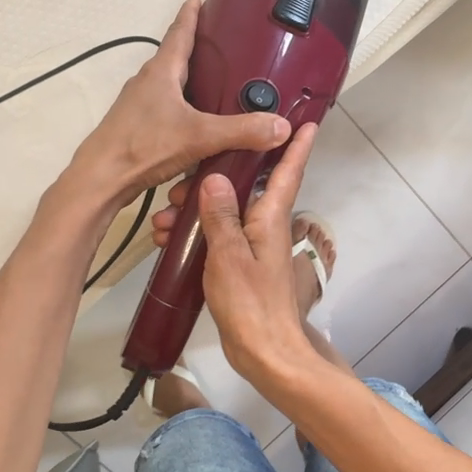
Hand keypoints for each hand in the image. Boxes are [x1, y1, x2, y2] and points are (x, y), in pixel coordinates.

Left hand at [66, 0, 288, 206]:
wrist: (102, 179)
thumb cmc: (145, 147)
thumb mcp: (200, 137)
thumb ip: (242, 131)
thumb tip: (282, 126)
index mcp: (161, 73)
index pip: (178, 34)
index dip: (190, 16)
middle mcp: (147, 83)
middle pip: (175, 58)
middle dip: (197, 50)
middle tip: (224, 46)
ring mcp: (139, 106)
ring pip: (170, 85)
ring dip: (191, 81)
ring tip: (218, 85)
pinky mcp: (137, 127)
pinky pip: (167, 108)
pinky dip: (185, 107)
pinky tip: (200, 123)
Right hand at [194, 123, 325, 380]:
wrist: (263, 350)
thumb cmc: (251, 302)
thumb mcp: (229, 255)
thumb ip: (221, 215)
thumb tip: (214, 177)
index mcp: (272, 218)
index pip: (288, 172)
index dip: (297, 146)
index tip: (307, 121)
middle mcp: (267, 226)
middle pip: (245, 189)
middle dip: (213, 179)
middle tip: (178, 188)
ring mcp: (254, 247)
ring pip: (225, 214)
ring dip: (196, 212)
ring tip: (164, 221)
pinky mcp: (241, 266)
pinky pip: (218, 238)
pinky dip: (196, 235)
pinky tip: (169, 241)